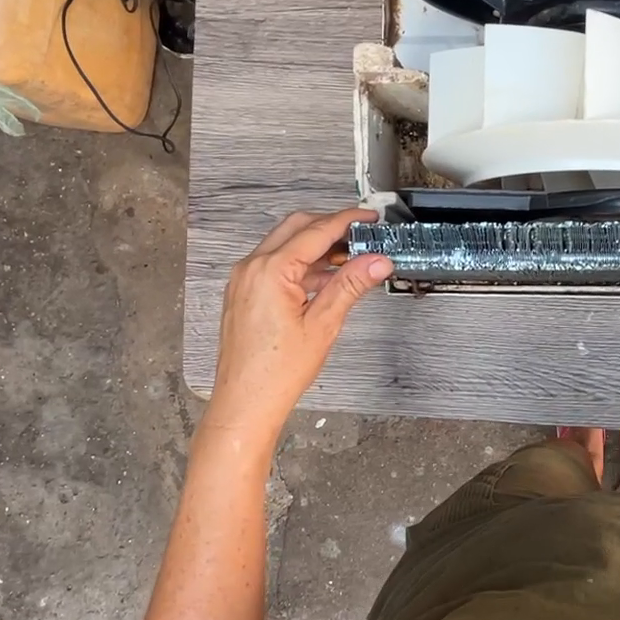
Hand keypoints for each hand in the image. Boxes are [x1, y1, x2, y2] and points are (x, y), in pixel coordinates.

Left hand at [207, 208, 391, 442]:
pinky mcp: (244, 292)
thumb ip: (350, 285)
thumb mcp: (323, 324)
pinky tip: (324, 279)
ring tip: (350, 260)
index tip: (369, 217)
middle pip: (297, 228)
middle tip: (362, 235)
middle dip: (331, 227)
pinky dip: (301, 264)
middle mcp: (251, 268)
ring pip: (285, 245)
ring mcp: (244, 279)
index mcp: (270, 271)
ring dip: (316, 247)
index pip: (316, 231)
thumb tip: (375, 261)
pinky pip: (274, 264)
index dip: (347, 221)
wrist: (246, 402)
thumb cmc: (276, 373)